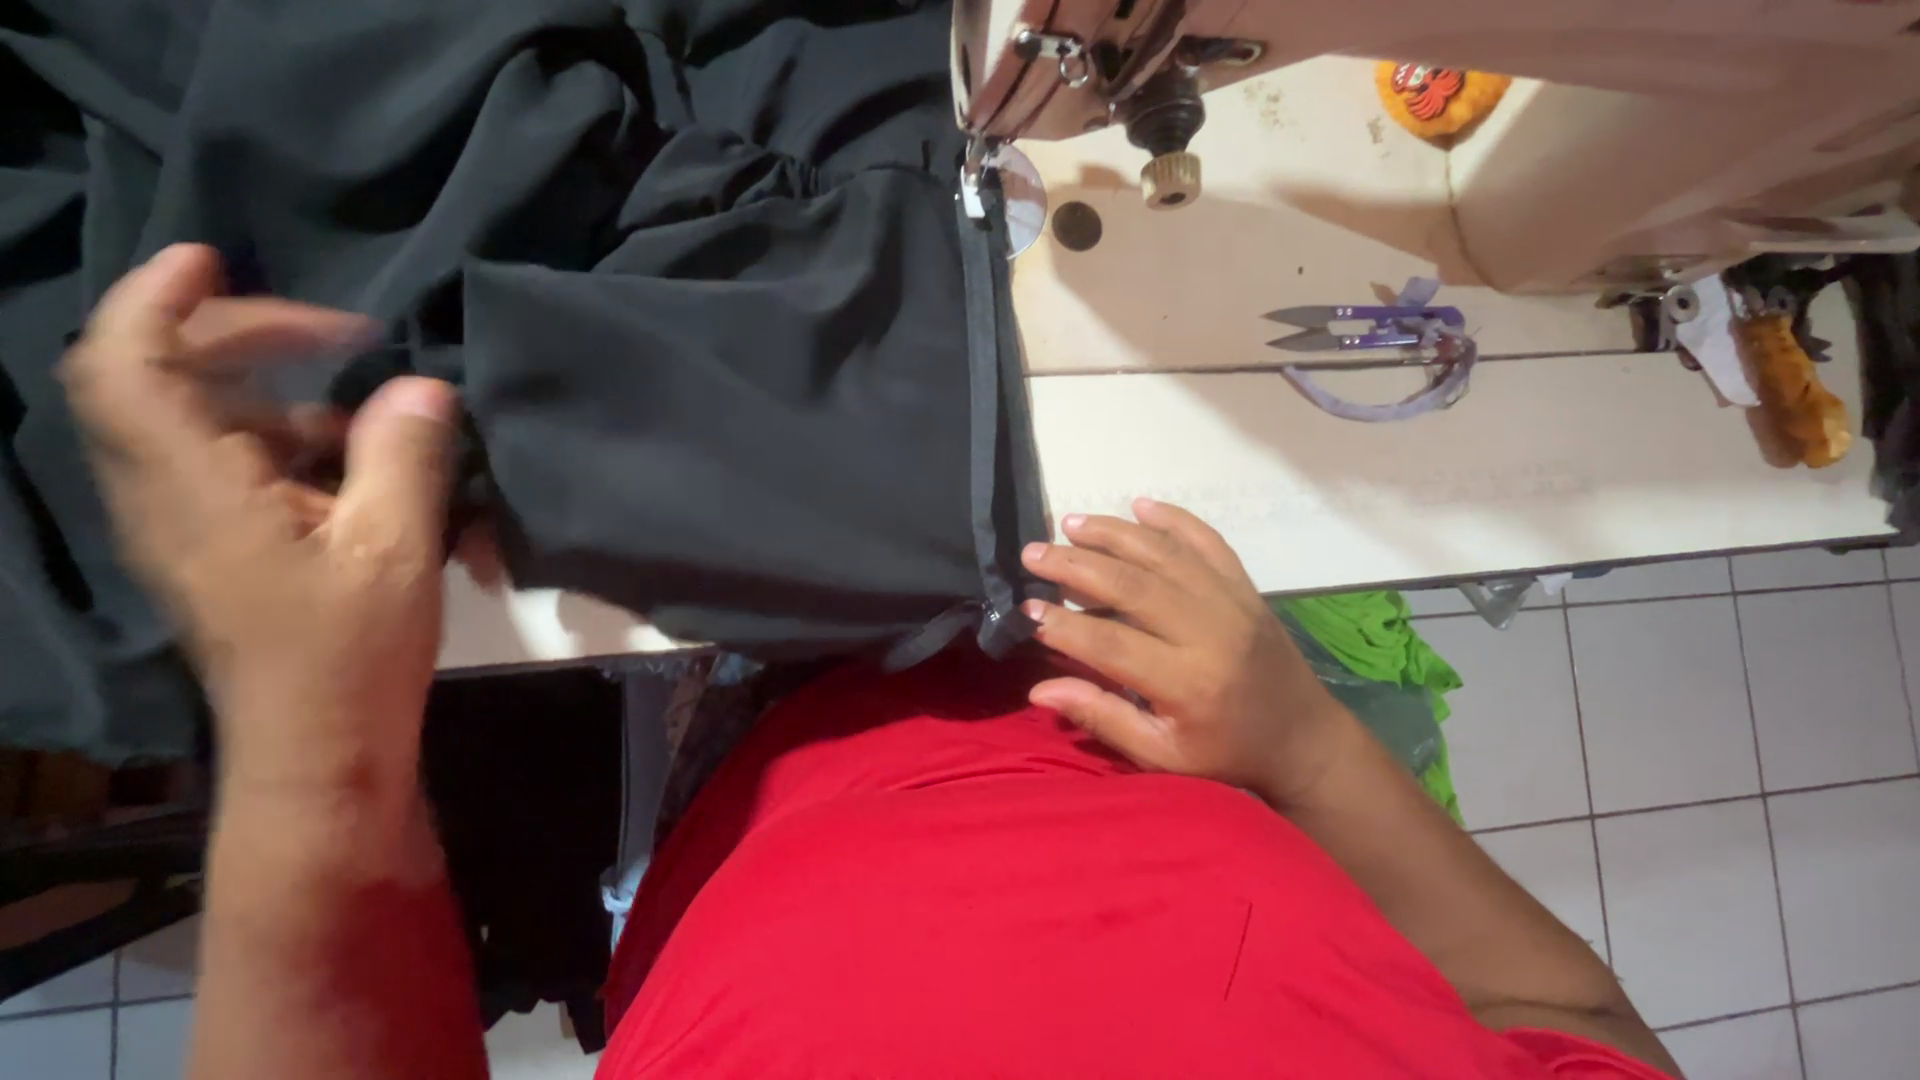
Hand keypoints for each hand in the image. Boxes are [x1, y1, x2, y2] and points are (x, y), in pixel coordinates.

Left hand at [61, 244, 458, 794]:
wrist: (321, 746)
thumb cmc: (349, 652)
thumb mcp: (395, 550)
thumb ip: (405, 458)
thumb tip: (421, 388)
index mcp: (195, 489)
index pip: (127, 367)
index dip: (158, 301)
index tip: (216, 260)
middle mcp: (169, 498)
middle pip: (164, 383)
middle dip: (245, 339)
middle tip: (340, 334)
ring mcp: (192, 527)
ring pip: (210, 426)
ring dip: (286, 397)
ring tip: (377, 409)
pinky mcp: (224, 550)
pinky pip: (240, 467)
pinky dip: (297, 444)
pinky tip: (366, 466)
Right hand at [1019, 498, 1358, 804]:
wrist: (1304, 739)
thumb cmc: (1226, 754)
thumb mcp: (1162, 756)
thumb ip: (1102, 717)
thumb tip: (1040, 688)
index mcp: (1188, 683)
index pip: (1109, 643)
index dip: (1062, 624)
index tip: (1026, 610)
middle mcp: (1211, 632)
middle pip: (1132, 586)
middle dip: (1076, 565)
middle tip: (1033, 553)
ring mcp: (1233, 602)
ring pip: (1165, 554)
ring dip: (1113, 533)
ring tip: (1070, 523)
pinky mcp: (1246, 587)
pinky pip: (1208, 542)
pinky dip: (1174, 519)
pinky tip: (1140, 505)